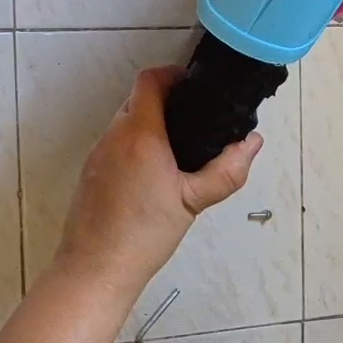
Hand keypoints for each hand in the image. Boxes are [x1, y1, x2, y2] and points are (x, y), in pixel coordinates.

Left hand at [52, 66, 263, 293]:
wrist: (95, 268)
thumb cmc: (143, 235)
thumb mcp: (193, 201)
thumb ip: (227, 170)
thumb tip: (251, 144)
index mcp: (138, 134)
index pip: (150, 80)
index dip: (173, 75)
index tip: (195, 86)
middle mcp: (112, 137)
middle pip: (138, 100)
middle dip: (167, 103)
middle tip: (197, 120)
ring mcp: (97, 154)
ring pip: (125, 124)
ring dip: (151, 126)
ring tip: (180, 149)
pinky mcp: (90, 173)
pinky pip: (115, 145)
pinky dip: (135, 146)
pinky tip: (155, 174)